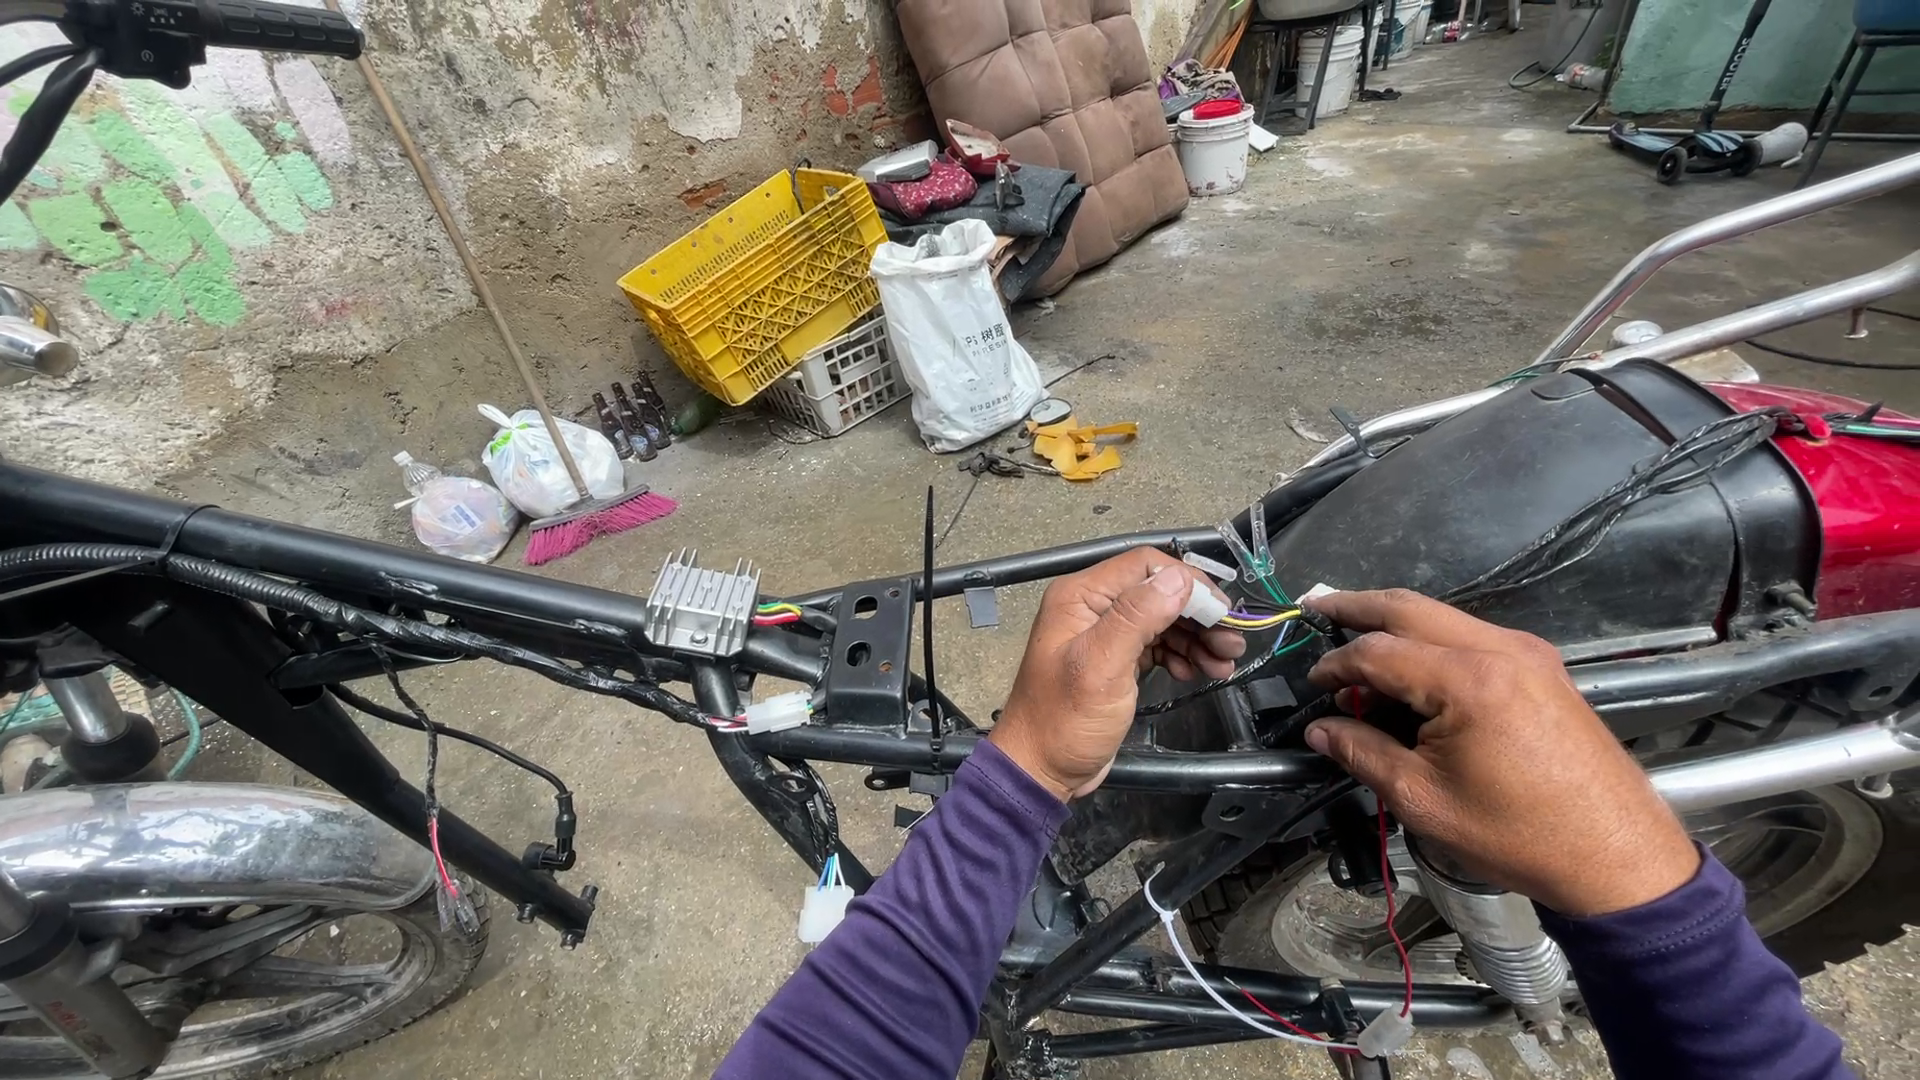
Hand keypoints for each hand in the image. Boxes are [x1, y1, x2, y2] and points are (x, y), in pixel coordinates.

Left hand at [990, 550, 1246, 800]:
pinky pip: (1159, 644)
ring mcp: (1106, 634)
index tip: (1220, 610)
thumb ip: (1136, 618)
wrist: (1042, 768)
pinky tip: (1198, 671)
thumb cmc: (1062, 721)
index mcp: (1080, 596)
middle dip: (1199, 614)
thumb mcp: (1101, 667)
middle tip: (1231, 640)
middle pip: (1159, 592)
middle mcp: (1092, 607)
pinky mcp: (1118, 660)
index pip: (1144, 565)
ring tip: (1224, 661)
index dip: (1187, 582)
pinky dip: (1183, 654)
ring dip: (1197, 637)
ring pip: (1164, 618)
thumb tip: (1178, 579)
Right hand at [1301, 589, 1699, 916]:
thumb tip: (1319, 729)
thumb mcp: (1421, 798)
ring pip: (1438, 615)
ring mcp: (1526, 652)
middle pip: (1407, 608)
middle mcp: (1499, 649)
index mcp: (1468, 681)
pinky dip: (1425, 638)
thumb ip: (1361, 751)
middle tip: (1314, 607)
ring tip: (1350, 634)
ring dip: (1390, 621)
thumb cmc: (1517, 833)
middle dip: (1354, 605)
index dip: (1335, 664)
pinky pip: (1467, 634)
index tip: (1312, 684)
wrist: (1621, 860)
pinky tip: (1405, 663)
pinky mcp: (1541, 666)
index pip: (1378, 651)